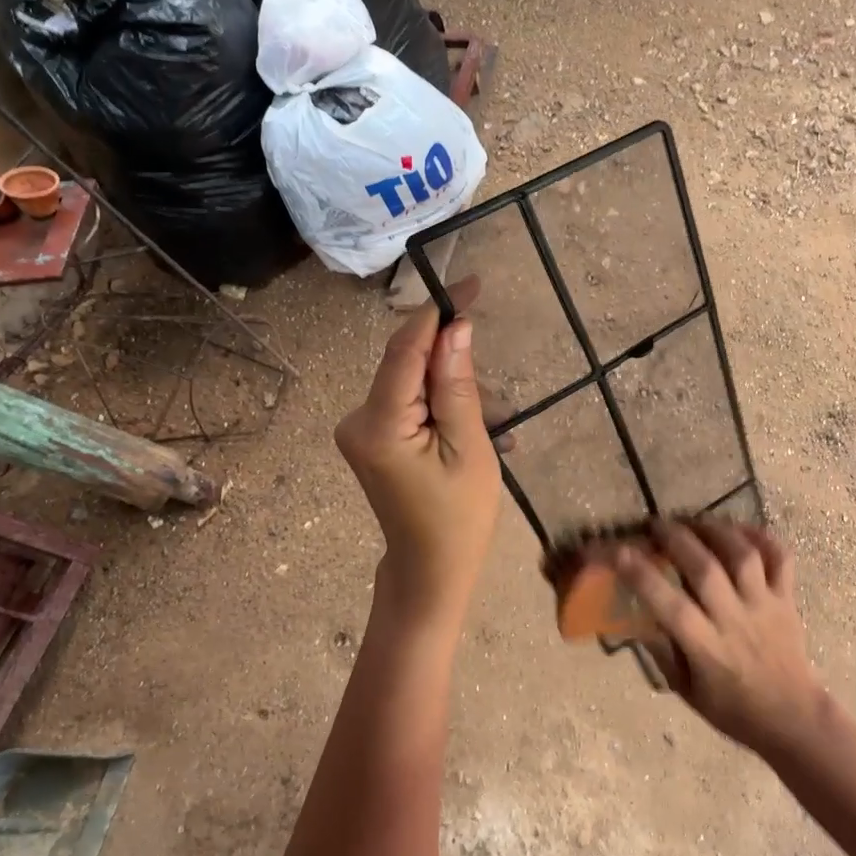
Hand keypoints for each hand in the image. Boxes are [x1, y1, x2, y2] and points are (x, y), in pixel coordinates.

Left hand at [335, 277, 499, 617]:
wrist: (430, 572)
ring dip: (457, 393)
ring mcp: (360, 429)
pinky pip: (410, 402)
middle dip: (456, 366)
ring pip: (414, 383)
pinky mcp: (371, 437)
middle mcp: (357, 419)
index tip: (472, 283)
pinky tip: (476, 433)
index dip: (437, 312)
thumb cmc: (459, 518)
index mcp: (379, 424)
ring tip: (496, 429)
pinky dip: (445, 408)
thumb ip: (459, 385)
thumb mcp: (471, 448)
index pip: (405, 349)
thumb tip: (456, 328)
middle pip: (409, 364)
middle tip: (499, 399)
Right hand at [616, 519, 828, 756]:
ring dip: (716, 531)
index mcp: (708, 649)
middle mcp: (736, 621)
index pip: (670, 606)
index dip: (643, 576)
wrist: (793, 718)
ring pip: (743, 556)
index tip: (620, 551)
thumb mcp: (687, 690)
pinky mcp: (787, 598)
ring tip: (695, 520)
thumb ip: (663, 651)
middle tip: (656, 524)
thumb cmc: (733, 709)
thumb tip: (636, 615)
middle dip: (677, 539)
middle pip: (706, 570)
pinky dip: (762, 536)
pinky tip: (740, 529)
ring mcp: (765, 605)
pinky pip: (780, 558)